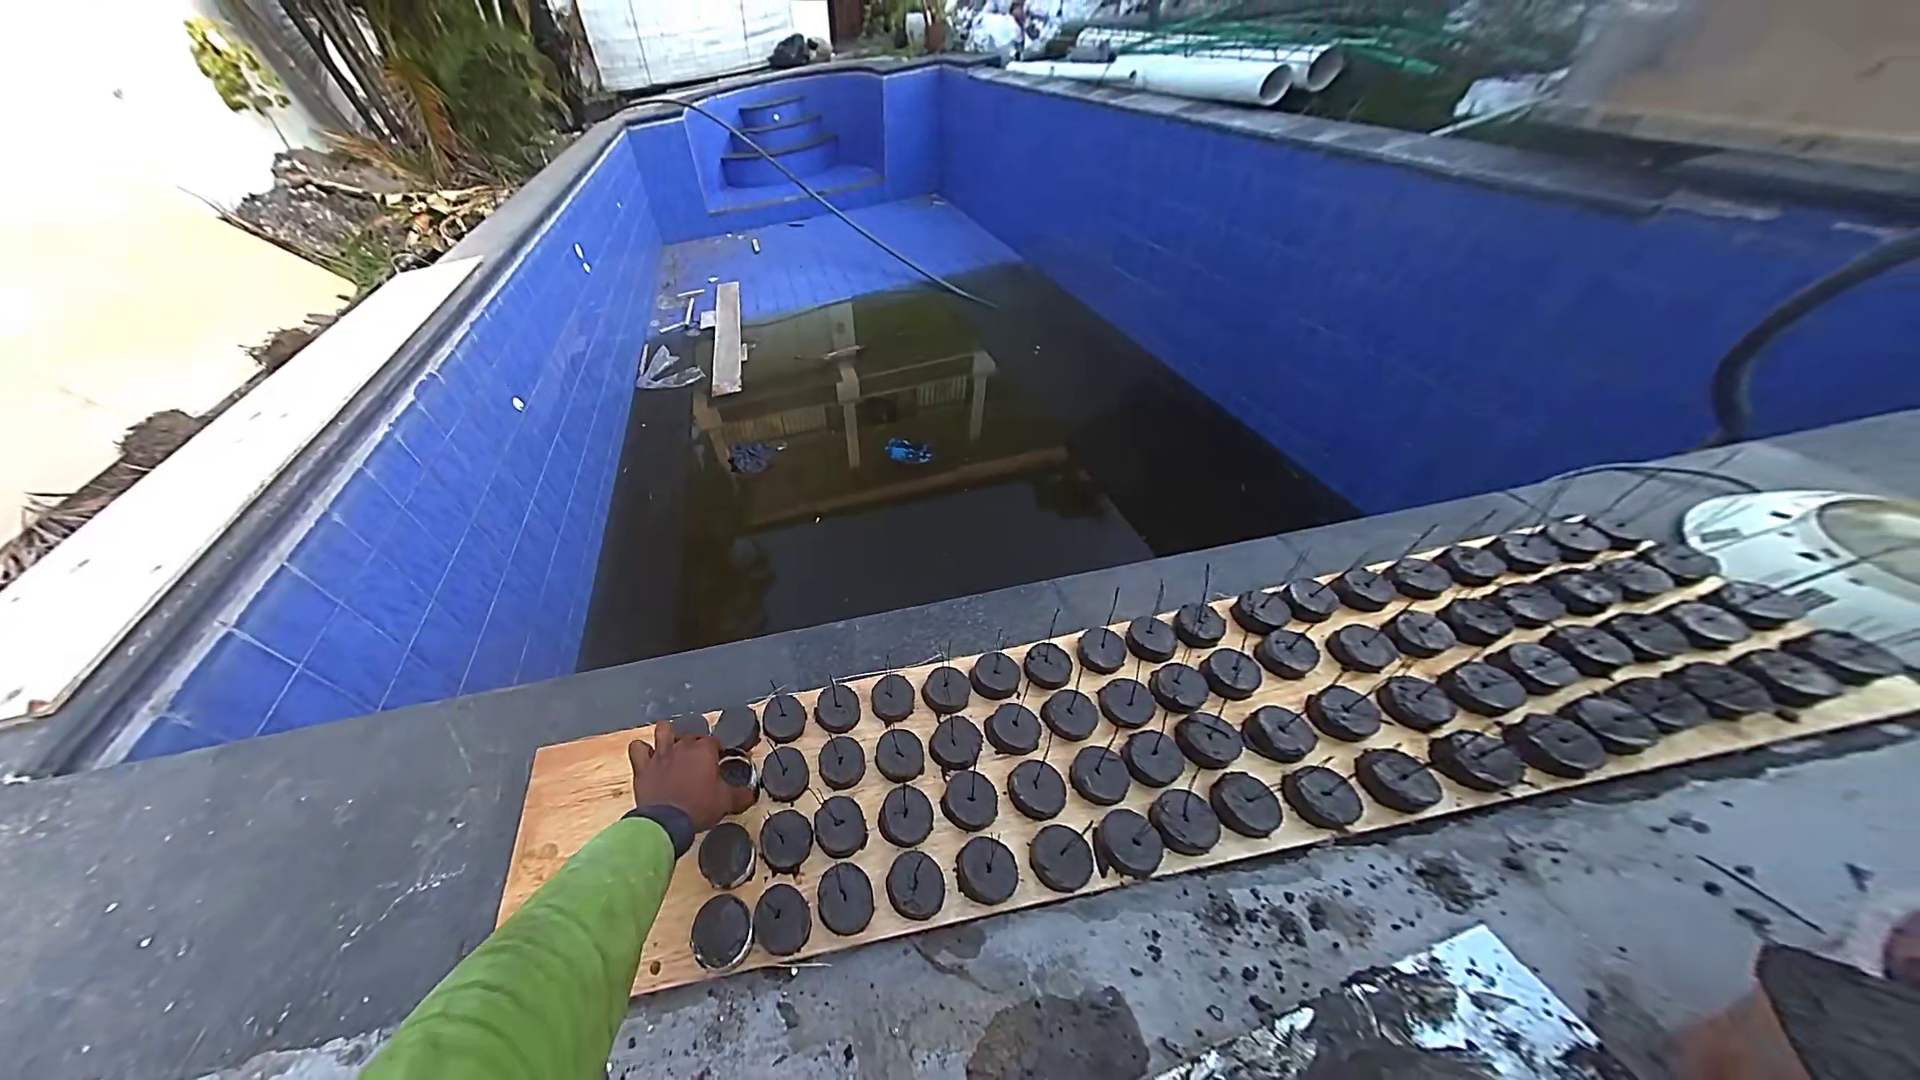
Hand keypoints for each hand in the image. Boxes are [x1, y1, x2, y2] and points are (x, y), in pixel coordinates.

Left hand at [628, 721, 752, 830]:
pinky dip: (642, 750)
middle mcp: (683, 746)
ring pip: (663, 730)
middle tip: (698, 762)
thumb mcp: (726, 802)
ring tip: (671, 744)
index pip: (714, 741)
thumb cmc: (698, 807)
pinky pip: (638, 748)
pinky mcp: (643, 766)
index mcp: (705, 750)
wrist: (665, 823)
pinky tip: (647, 755)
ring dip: (667, 735)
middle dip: (696, 745)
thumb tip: (752, 794)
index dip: (716, 751)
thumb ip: (741, 795)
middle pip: (691, 736)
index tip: (717, 762)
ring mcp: (661, 754)